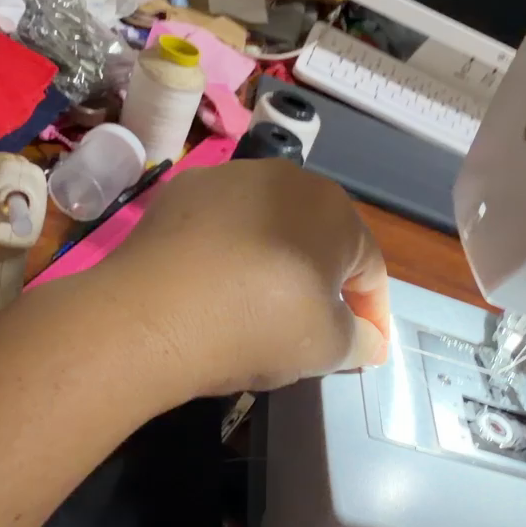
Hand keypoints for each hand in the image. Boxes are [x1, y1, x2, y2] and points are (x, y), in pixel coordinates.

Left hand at [100, 159, 389, 394]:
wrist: (152, 315)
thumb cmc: (259, 327)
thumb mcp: (327, 348)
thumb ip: (360, 340)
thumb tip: (368, 339)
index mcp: (334, 210)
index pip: (369, 268)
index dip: (373, 313)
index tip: (367, 347)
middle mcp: (287, 178)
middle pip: (319, 238)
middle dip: (324, 281)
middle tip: (314, 326)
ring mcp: (230, 178)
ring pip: (269, 225)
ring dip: (275, 260)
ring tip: (257, 306)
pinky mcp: (181, 191)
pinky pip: (222, 225)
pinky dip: (228, 251)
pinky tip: (212, 286)